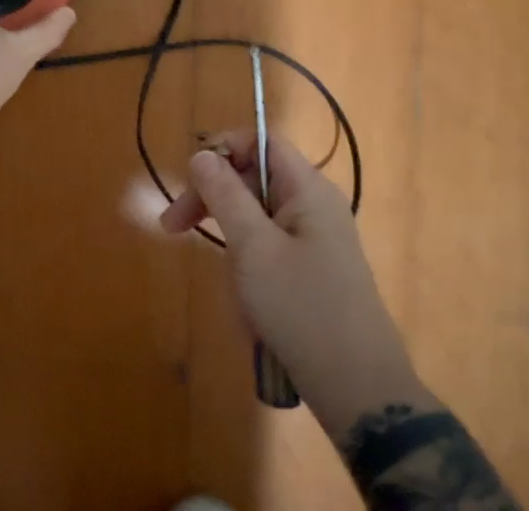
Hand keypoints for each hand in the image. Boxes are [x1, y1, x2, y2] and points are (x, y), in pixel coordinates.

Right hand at [160, 131, 433, 436]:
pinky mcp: (313, 271)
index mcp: (309, 190)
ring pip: (257, 215)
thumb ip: (224, 194)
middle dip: (212, 196)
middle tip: (172, 228)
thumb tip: (202, 154)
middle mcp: (316, 206)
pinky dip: (246, 261)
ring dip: (227, 235)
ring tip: (218, 275)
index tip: (188, 180)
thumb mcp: (252, 247)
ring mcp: (316, 240)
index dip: (222, 148)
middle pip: (254, 177)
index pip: (262, 141)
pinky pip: (269, 247)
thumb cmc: (301, 308)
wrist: (357, 386)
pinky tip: (241, 294)